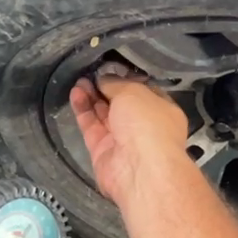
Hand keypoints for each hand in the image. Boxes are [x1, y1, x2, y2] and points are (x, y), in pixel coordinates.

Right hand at [69, 70, 193, 209]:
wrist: (139, 169)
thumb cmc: (147, 123)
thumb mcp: (133, 92)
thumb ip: (115, 83)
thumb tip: (103, 79)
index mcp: (161, 110)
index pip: (142, 91)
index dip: (126, 78)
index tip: (110, 67)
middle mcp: (143, 125)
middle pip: (120, 102)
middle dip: (105, 87)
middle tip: (90, 73)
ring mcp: (122, 139)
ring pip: (103, 113)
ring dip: (92, 96)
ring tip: (80, 79)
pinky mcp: (102, 150)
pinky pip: (91, 125)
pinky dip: (83, 109)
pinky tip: (76, 93)